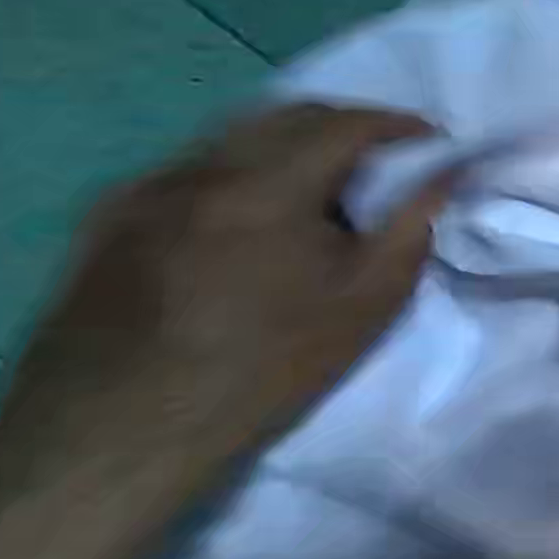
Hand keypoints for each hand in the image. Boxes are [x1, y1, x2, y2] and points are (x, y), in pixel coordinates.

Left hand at [21, 103, 447, 449]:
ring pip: (240, 133)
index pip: (347, 124)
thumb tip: (447, 170)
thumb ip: (417, 218)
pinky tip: (261, 206)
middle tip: (390, 158)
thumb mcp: (374, 293)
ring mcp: (144, 193)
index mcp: (265, 190)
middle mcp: (198, 173)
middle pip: (291, 115)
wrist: (118, 442)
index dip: (402, 125)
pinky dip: (248, 165)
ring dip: (298, 143)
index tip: (435, 143)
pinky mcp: (111, 219)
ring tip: (329, 182)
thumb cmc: (272, 364)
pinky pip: (197, 164)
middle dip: (353, 126)